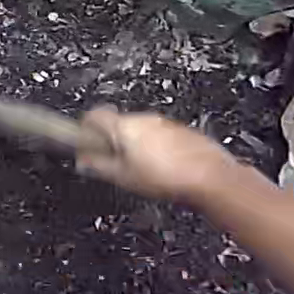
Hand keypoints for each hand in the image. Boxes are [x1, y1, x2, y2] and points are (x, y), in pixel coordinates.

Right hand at [75, 107, 242, 203]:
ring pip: (141, 130)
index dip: (85, 128)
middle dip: (111, 140)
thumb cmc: (165, 177)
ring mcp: (166, 123)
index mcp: (124, 126)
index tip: (83, 142)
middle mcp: (145, 119)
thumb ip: (98, 166)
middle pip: (118, 123)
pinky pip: (161, 136)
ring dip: (135, 145)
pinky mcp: (183, 132)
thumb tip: (82, 161)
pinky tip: (162, 169)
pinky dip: (156, 148)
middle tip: (111, 163)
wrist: (211, 178)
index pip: (94, 115)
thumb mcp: (123, 177)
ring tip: (140, 171)